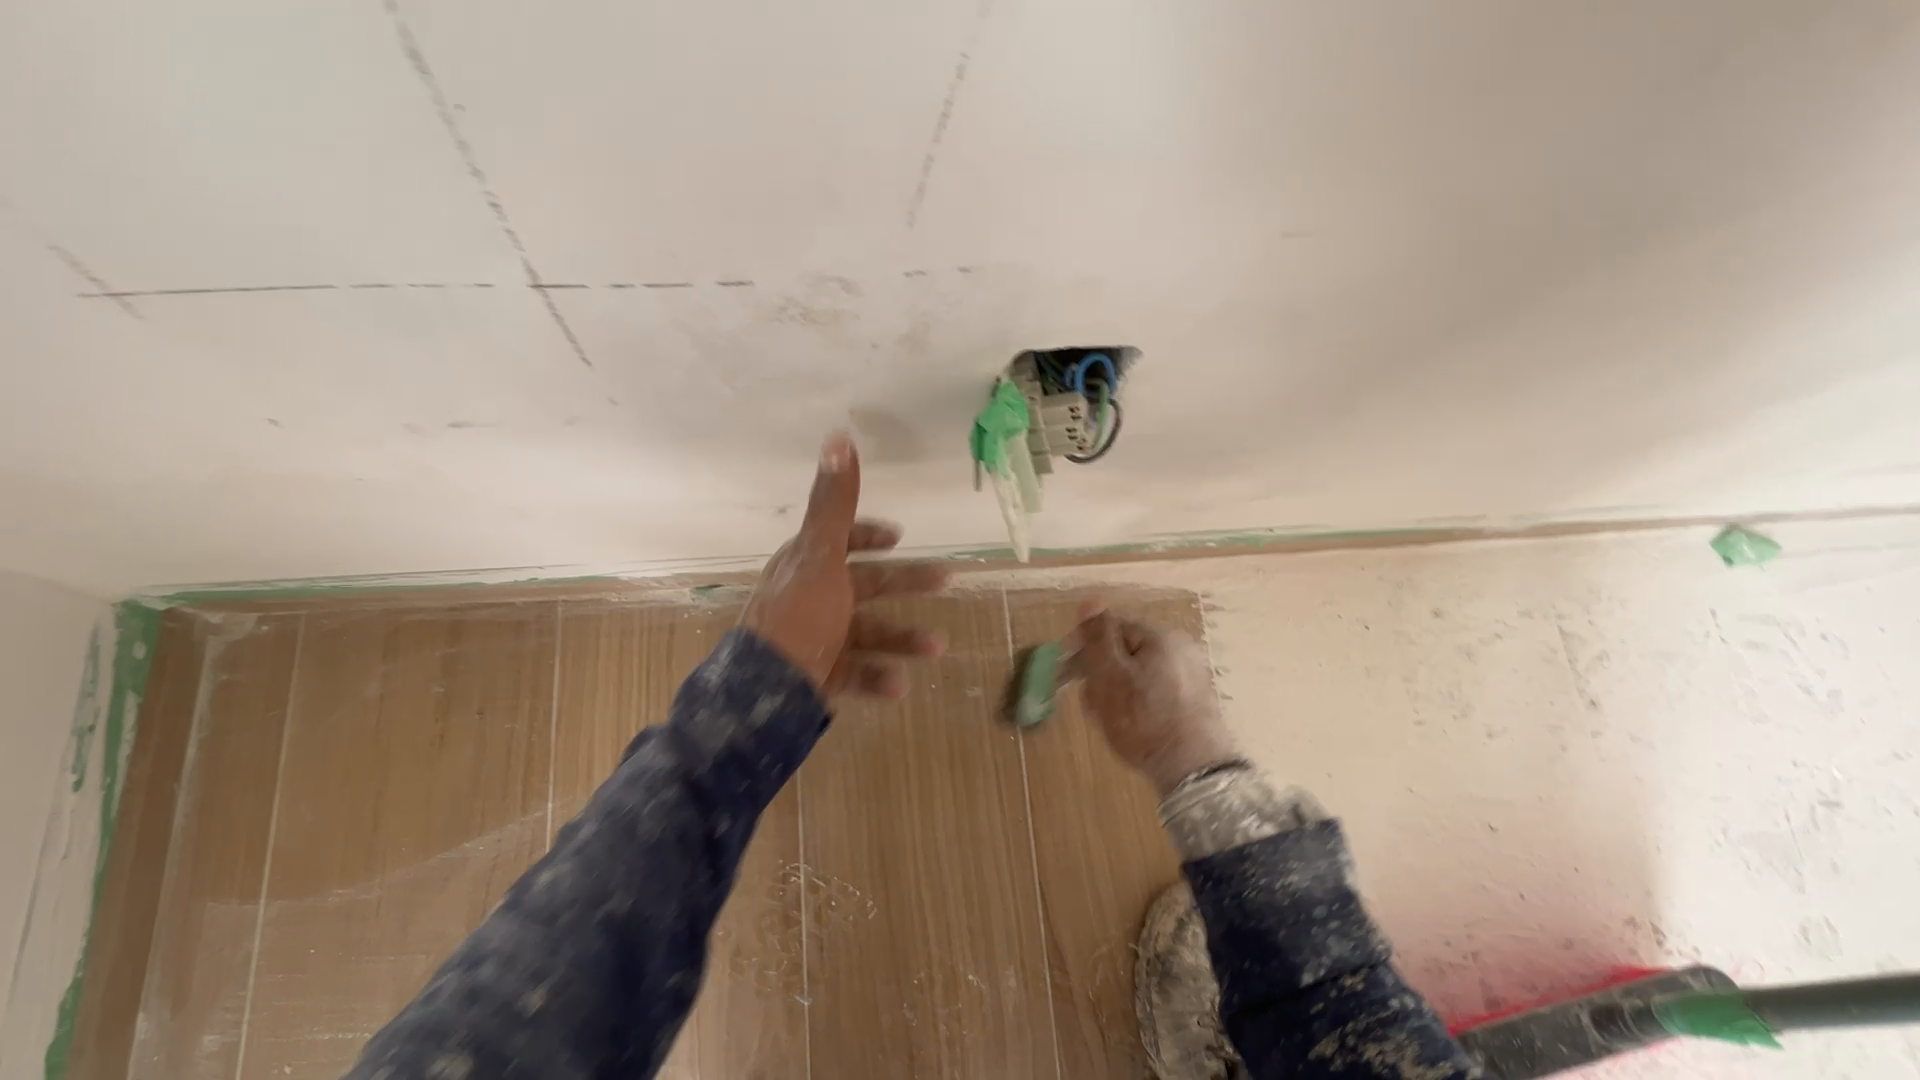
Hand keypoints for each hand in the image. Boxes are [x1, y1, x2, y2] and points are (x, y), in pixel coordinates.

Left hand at [741, 431, 950, 698]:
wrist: (766, 692)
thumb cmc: (798, 616)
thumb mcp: (820, 555)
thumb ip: (834, 503)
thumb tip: (839, 436)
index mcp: (807, 566)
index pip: (841, 542)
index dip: (869, 535)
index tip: (899, 537)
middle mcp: (812, 597)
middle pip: (867, 585)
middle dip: (907, 582)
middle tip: (947, 580)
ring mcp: (817, 638)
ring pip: (868, 633)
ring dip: (903, 638)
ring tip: (937, 647)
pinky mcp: (821, 675)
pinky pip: (858, 672)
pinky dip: (880, 676)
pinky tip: (901, 686)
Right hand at [1066, 601, 1237, 795]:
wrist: (1194, 771)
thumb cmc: (1144, 720)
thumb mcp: (1111, 675)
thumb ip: (1098, 637)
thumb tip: (1090, 600)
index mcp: (1160, 636)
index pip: (1110, 627)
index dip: (1083, 647)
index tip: (1064, 671)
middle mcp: (1178, 649)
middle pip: (1122, 652)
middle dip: (1099, 675)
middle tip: (1091, 705)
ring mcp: (1188, 677)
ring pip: (1134, 676)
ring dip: (1113, 694)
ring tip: (1109, 722)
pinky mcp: (1190, 703)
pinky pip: (1151, 694)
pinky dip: (1134, 707)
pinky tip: (1129, 730)